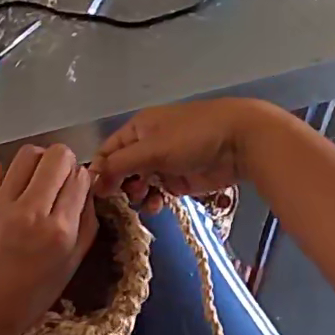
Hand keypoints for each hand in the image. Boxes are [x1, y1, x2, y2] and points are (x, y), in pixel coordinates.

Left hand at [0, 145, 97, 334]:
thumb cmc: (35, 292)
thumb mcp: (74, 261)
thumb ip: (87, 220)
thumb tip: (87, 185)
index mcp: (59, 230)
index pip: (80, 177)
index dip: (83, 178)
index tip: (78, 187)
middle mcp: (31, 211)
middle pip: (56, 155)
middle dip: (64, 162)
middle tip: (59, 178)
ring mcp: (1, 205)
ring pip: (27, 154)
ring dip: (38, 162)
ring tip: (36, 181)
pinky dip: (10, 174)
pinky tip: (12, 191)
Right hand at [91, 99, 288, 211]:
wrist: (241, 142)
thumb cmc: (192, 138)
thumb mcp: (151, 149)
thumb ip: (119, 166)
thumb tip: (93, 181)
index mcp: (139, 129)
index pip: (108, 151)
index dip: (100, 170)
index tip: (97, 192)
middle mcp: (149, 144)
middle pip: (123, 169)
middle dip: (119, 185)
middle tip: (123, 198)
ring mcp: (165, 162)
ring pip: (140, 183)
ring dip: (137, 194)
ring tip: (143, 199)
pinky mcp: (181, 179)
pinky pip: (159, 192)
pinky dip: (154, 200)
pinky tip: (157, 205)